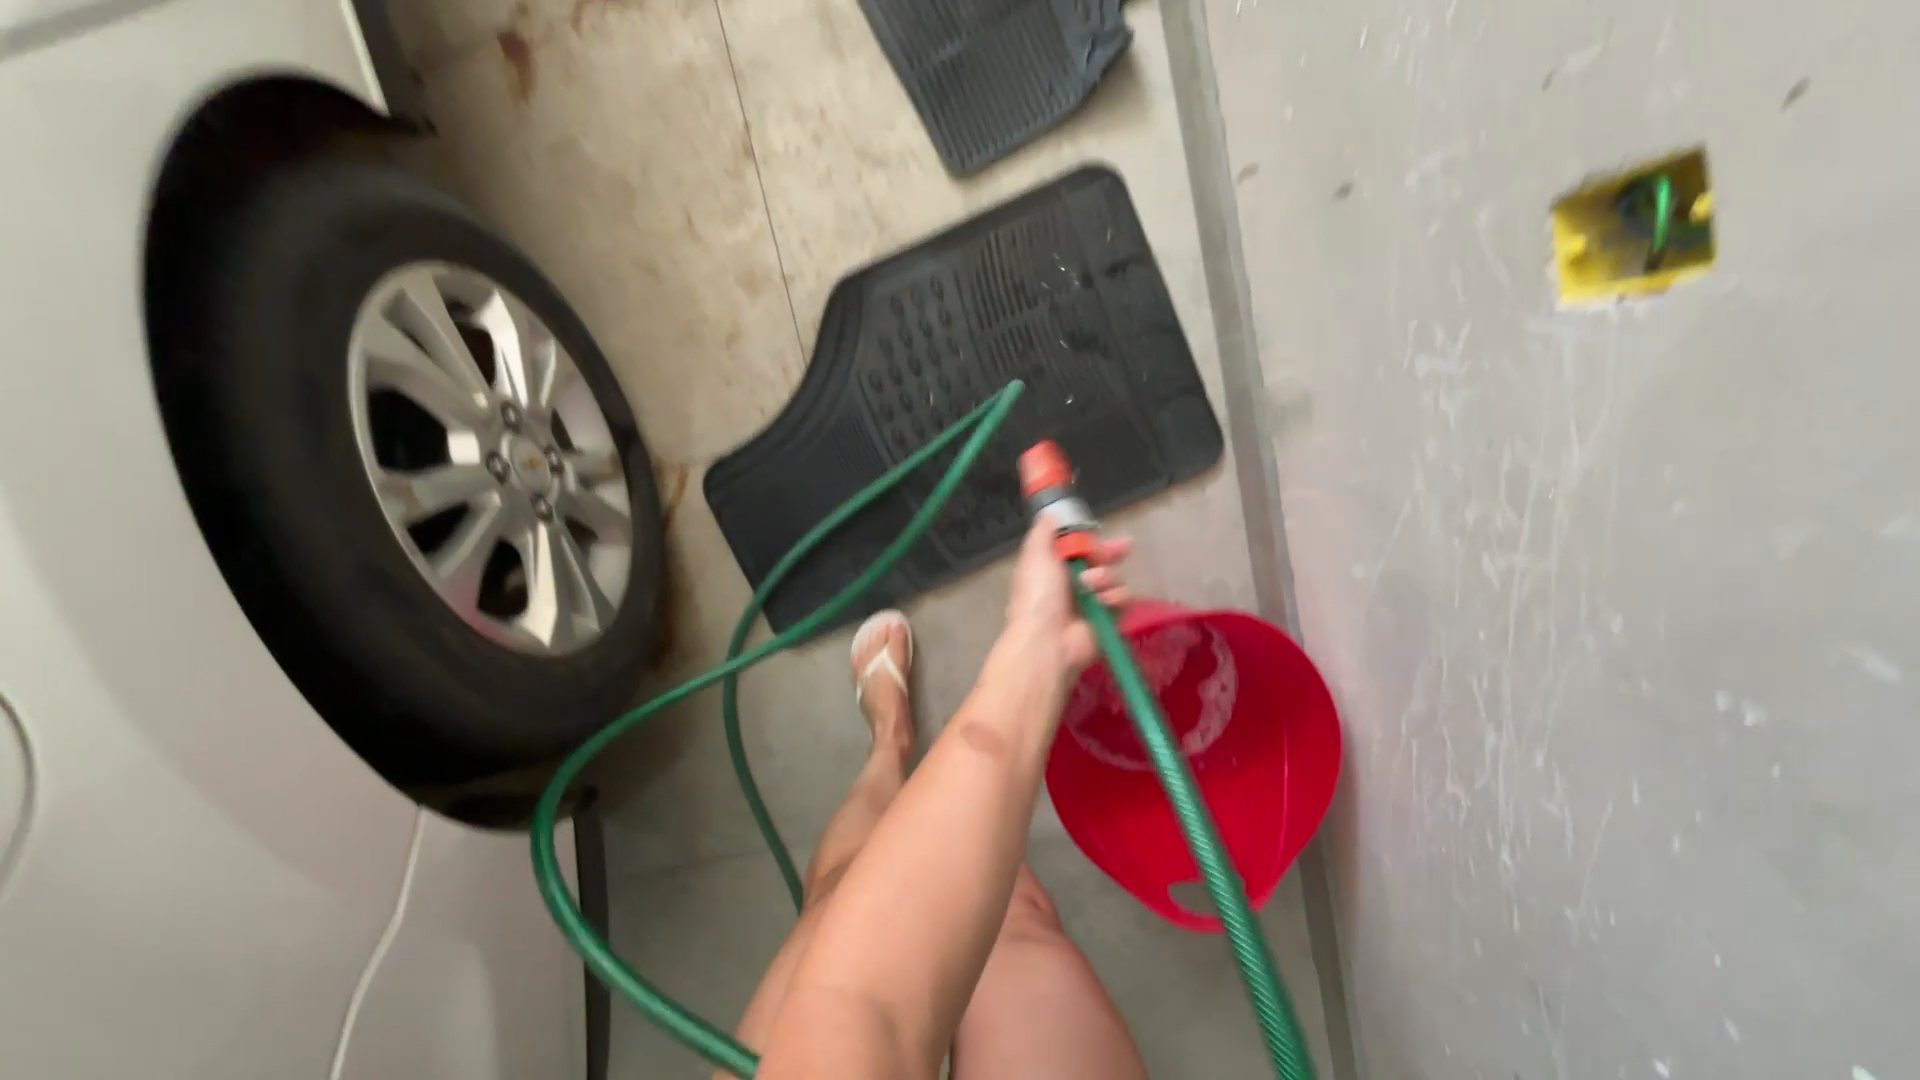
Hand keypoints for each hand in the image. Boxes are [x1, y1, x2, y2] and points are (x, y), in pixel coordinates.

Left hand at [1003, 516, 1132, 675]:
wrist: (1046, 639)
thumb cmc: (1037, 595)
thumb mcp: (1035, 555)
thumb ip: (1043, 532)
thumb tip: (1049, 514)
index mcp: (1055, 568)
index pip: (1081, 548)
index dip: (1094, 539)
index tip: (1102, 529)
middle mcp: (1075, 584)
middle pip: (1104, 561)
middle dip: (1111, 554)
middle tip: (1121, 549)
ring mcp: (1093, 603)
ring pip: (1115, 578)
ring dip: (1105, 577)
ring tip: (1089, 585)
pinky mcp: (1108, 620)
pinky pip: (1123, 600)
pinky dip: (1114, 598)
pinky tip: (1101, 602)